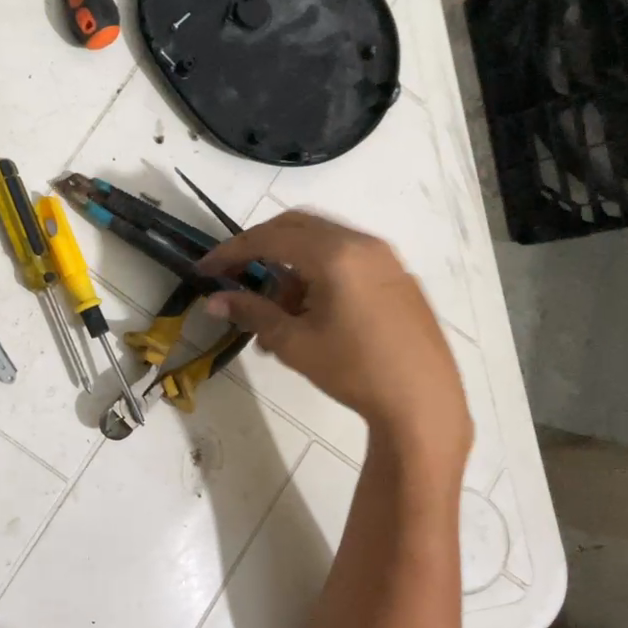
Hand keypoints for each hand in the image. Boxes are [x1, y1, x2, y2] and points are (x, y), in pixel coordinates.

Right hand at [199, 211, 470, 458]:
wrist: (423, 401)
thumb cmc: (353, 369)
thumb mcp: (293, 342)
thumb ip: (252, 312)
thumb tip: (214, 301)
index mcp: (334, 254)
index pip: (269, 238)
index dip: (230, 252)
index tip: (204, 271)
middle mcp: (361, 244)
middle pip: (296, 227)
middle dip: (258, 247)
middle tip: (233, 274)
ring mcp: (383, 258)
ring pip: (321, 241)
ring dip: (288, 262)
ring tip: (272, 307)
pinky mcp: (396, 276)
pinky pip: (344, 258)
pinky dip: (315, 271)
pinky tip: (306, 310)